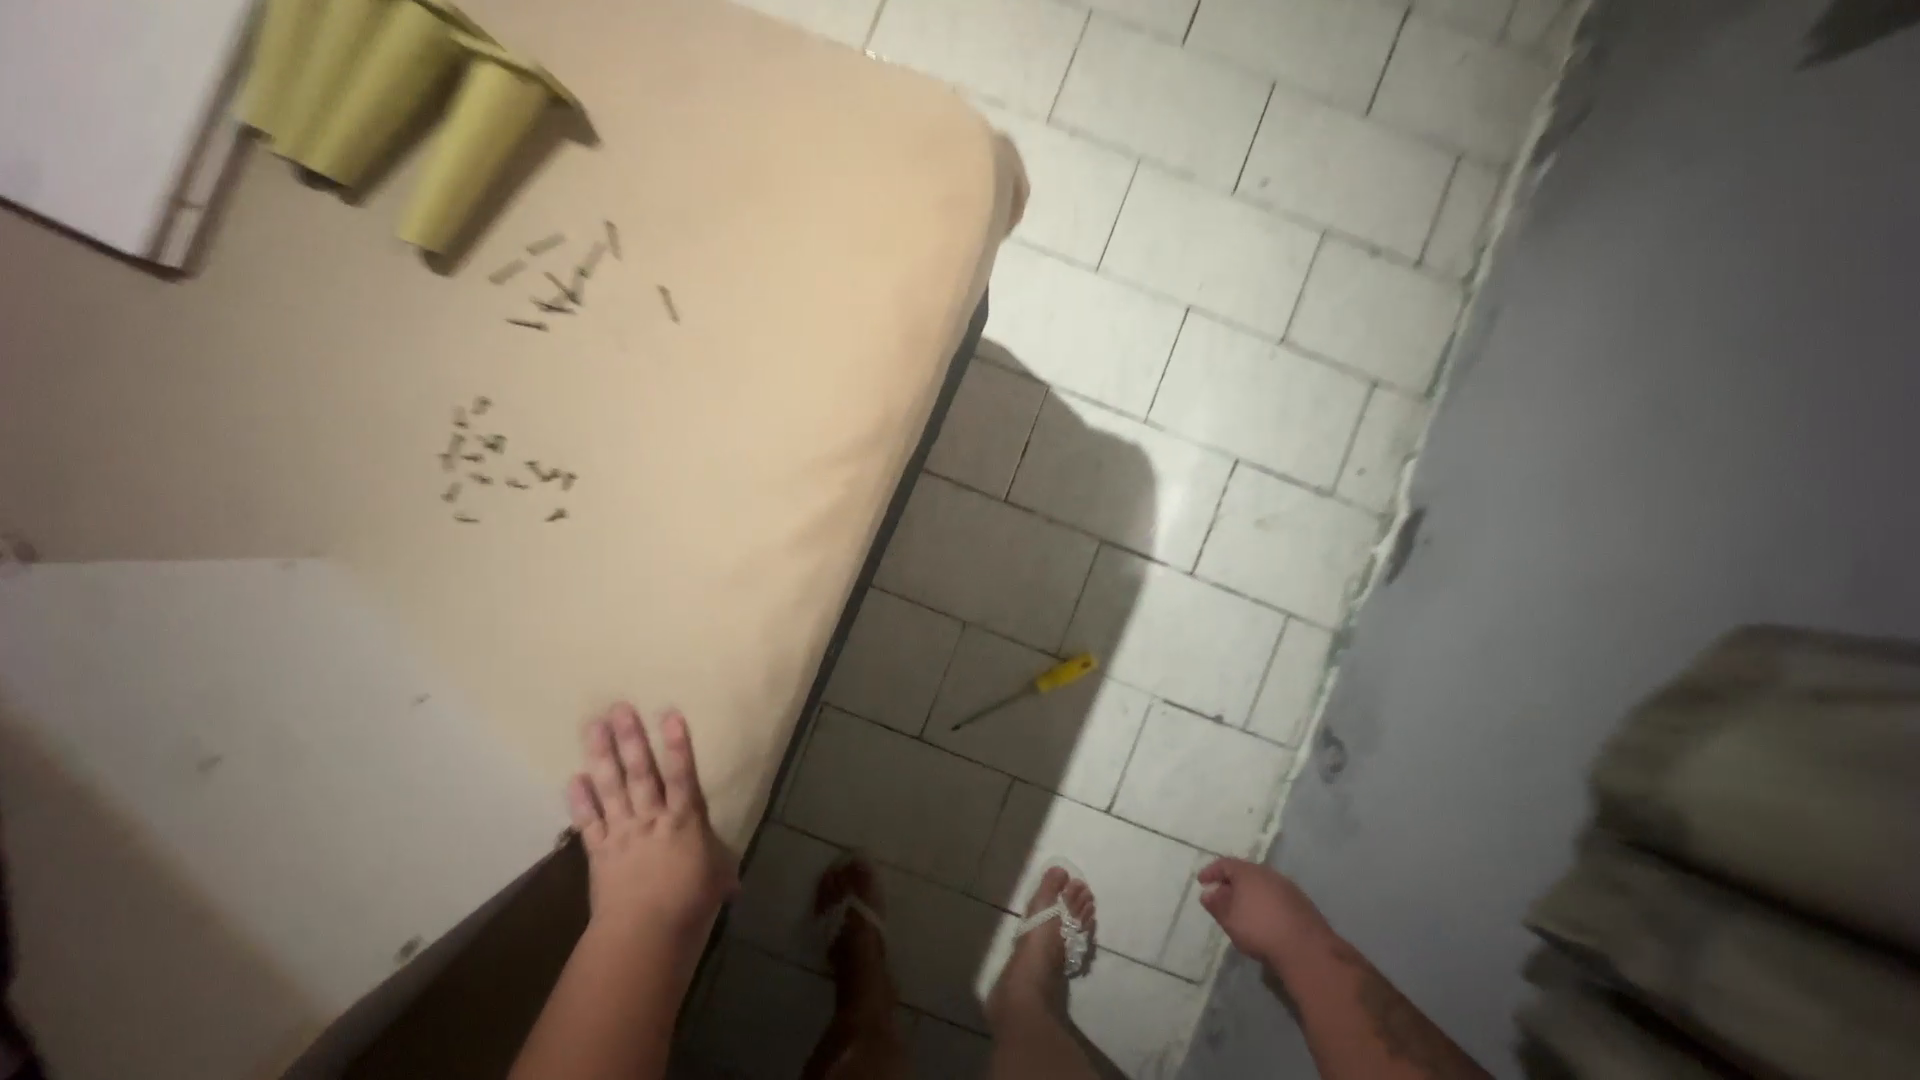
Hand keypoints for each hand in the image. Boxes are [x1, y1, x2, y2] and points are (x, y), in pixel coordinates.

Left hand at [567, 703, 737, 936]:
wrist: (644, 932)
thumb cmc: (691, 903)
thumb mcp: (718, 878)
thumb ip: (721, 866)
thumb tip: (733, 879)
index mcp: (685, 821)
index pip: (683, 775)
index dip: (678, 745)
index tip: (669, 714)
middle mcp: (651, 819)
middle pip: (641, 773)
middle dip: (631, 739)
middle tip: (620, 708)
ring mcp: (622, 833)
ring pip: (612, 788)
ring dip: (602, 756)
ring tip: (593, 727)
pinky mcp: (599, 853)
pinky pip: (588, 823)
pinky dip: (580, 801)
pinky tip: (572, 778)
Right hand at [1197, 857, 1332, 968]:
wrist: (1306, 949)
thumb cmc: (1259, 930)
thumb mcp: (1229, 920)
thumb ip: (1216, 905)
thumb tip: (1208, 894)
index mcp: (1248, 873)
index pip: (1225, 864)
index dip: (1211, 871)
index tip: (1202, 882)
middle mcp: (1269, 874)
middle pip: (1245, 872)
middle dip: (1231, 883)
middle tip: (1221, 896)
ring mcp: (1288, 887)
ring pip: (1263, 884)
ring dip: (1250, 893)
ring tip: (1242, 910)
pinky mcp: (1302, 903)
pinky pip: (1276, 896)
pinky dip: (1265, 902)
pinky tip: (1264, 919)